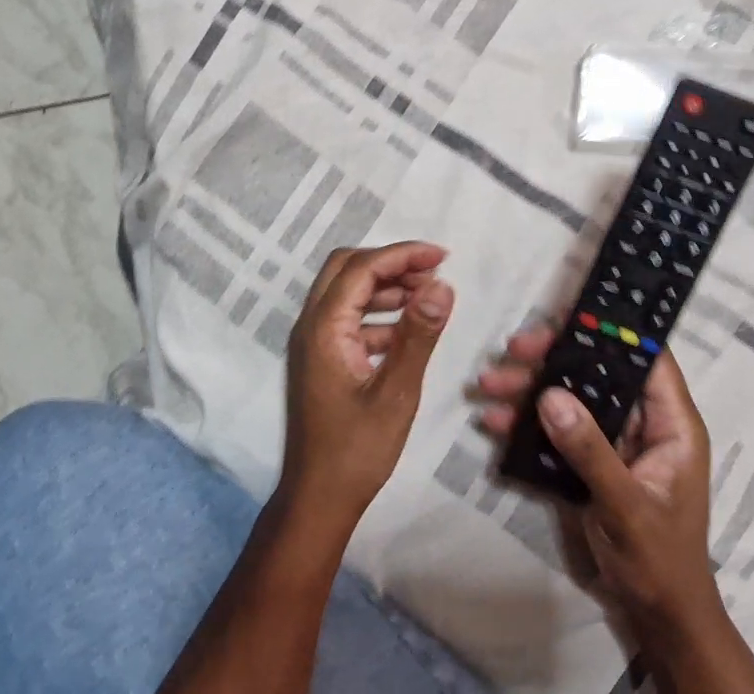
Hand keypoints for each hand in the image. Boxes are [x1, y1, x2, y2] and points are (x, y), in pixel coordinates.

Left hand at [282, 242, 454, 525]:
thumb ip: (417, 336)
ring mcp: (313, 344)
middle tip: (434, 273)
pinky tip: (409, 331)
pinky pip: (348, 321)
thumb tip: (441, 285)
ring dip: (385, 288)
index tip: (442, 257)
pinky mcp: (322, 361)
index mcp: (323, 328)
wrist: (318, 498)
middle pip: (346, 270)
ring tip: (428, 296)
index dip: (402, 255)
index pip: (361, 268)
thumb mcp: (396, 393)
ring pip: (346, 294)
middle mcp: (311, 326)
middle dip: (390, 264)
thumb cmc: (356, 450)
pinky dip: (378, 315)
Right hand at [475, 325, 721, 640]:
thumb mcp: (627, 506)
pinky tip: (495, 424)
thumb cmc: (659, 560)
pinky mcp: (591, 463)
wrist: (657, 614)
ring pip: (572, 399)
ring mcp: (615, 443)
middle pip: (599, 374)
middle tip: (511, 351)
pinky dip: (528, 426)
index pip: (648, 360)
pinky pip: (558, 431)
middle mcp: (645, 425)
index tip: (565, 316)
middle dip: (552, 361)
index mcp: (672, 426)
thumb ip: (590, 451)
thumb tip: (550, 396)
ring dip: (530, 392)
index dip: (611, 332)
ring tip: (486, 387)